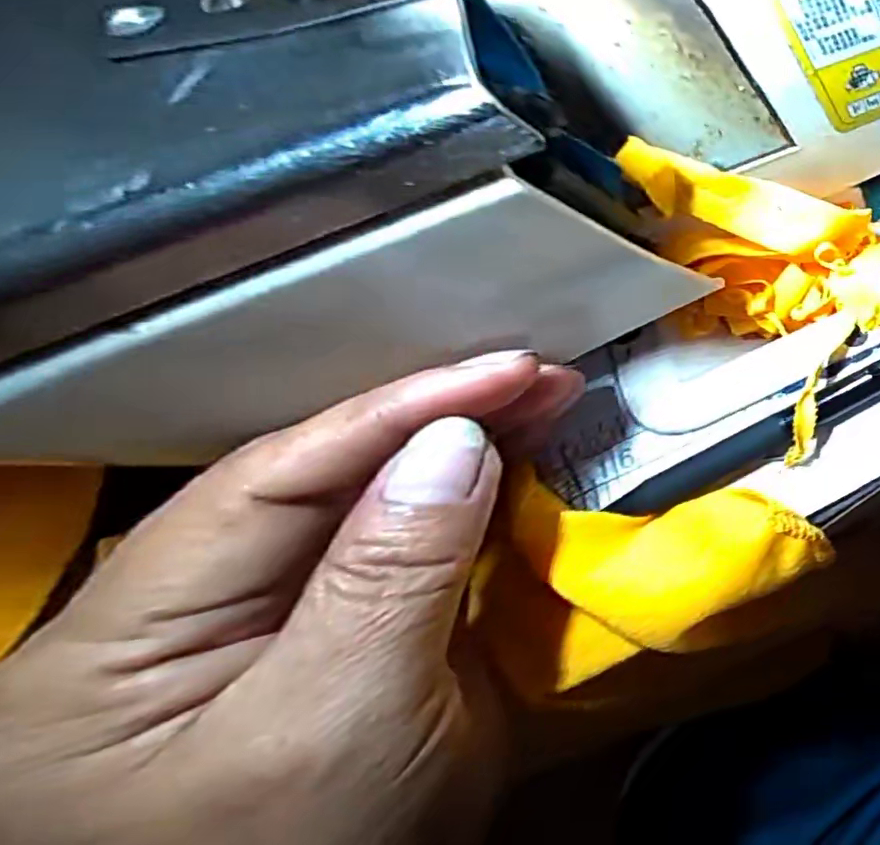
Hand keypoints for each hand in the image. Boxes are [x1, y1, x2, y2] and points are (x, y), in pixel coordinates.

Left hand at [0, 352, 582, 844]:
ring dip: (472, 442)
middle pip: (326, 476)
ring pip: (380, 496)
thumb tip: (456, 442)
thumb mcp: (337, 722)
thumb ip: (390, 575)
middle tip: (539, 377)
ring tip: (545, 398)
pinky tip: (523, 455)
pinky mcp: (362, 621)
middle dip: (442, 416)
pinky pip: (422, 536)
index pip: (268, 482)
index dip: (394, 413)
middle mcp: (191, 610)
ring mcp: (285, 614)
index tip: (504, 373)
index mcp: (118, 643)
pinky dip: (483, 490)